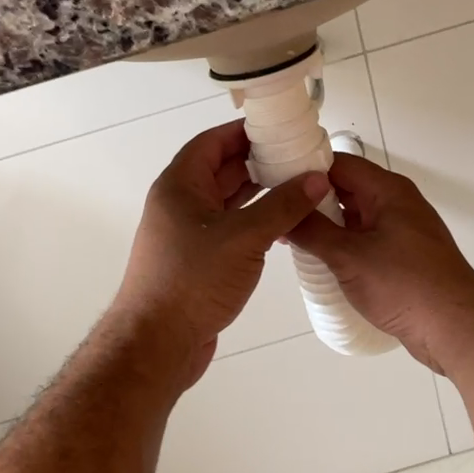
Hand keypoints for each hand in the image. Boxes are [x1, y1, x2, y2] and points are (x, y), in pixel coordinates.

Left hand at [106, 120, 329, 388]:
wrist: (157, 342)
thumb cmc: (192, 281)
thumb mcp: (243, 238)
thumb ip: (282, 206)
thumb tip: (317, 178)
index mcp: (179, 186)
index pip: (212, 143)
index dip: (244, 132)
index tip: (280, 129)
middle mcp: (179, 205)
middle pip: (220, 170)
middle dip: (258, 162)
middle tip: (299, 159)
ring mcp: (186, 234)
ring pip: (226, 202)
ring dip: (258, 194)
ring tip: (298, 188)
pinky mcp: (196, 261)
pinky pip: (228, 229)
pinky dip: (253, 222)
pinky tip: (282, 227)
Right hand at [286, 154, 473, 371]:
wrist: (456, 330)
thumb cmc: (405, 285)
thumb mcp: (348, 256)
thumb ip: (312, 231)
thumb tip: (282, 212)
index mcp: (388, 191)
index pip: (339, 163)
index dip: (304, 169)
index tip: (271, 182)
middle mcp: (397, 203)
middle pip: (346, 188)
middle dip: (311, 200)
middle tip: (274, 214)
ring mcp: (402, 231)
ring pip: (354, 216)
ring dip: (325, 225)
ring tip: (288, 239)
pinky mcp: (403, 257)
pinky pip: (365, 240)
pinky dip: (342, 244)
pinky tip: (320, 261)